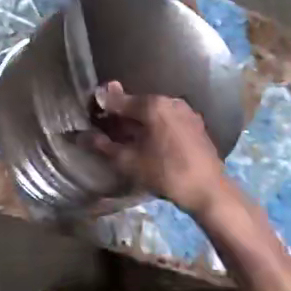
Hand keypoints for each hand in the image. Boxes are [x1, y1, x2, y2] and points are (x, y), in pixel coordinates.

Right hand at [87, 81, 232, 215]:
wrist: (208, 190)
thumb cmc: (165, 173)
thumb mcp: (128, 161)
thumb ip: (103, 145)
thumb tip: (82, 136)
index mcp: (153, 105)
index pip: (119, 100)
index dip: (102, 107)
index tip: (91, 114)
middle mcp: (171, 101)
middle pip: (138, 104)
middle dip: (121, 115)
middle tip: (108, 130)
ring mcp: (187, 112)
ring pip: (155, 112)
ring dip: (139, 121)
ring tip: (128, 139)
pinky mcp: (196, 125)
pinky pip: (169, 119)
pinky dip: (156, 126)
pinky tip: (151, 143)